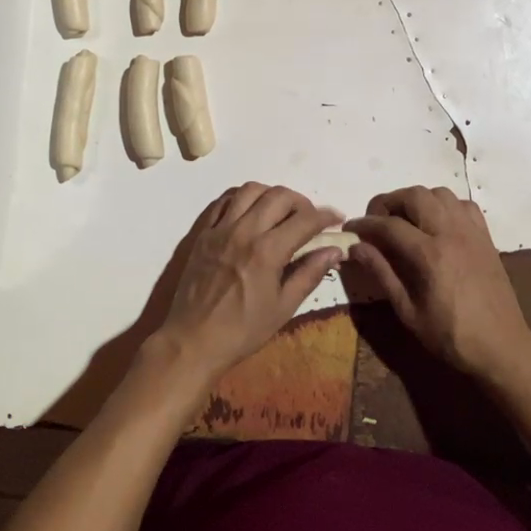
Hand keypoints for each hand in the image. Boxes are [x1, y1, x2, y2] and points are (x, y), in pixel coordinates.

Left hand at [150, 183, 344, 384]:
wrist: (193, 340)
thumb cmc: (242, 330)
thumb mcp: (284, 307)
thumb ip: (309, 273)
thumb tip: (334, 250)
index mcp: (267, 251)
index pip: (305, 219)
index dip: (325, 216)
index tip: (336, 219)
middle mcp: (244, 231)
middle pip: (279, 196)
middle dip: (301, 202)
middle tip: (308, 219)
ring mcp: (220, 229)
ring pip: (250, 190)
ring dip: (271, 195)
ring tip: (279, 212)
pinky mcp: (203, 233)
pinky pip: (223, 201)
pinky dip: (241, 199)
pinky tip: (249, 213)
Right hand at [348, 186, 530, 383]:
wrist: (502, 347)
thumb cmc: (451, 336)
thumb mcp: (408, 311)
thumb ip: (382, 273)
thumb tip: (357, 247)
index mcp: (430, 254)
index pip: (389, 225)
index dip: (366, 223)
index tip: (352, 229)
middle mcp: (451, 233)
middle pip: (415, 196)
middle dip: (390, 202)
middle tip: (378, 221)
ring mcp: (472, 232)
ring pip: (441, 193)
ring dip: (418, 200)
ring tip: (407, 220)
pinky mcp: (486, 237)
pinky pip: (464, 205)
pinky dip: (446, 206)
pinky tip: (438, 225)